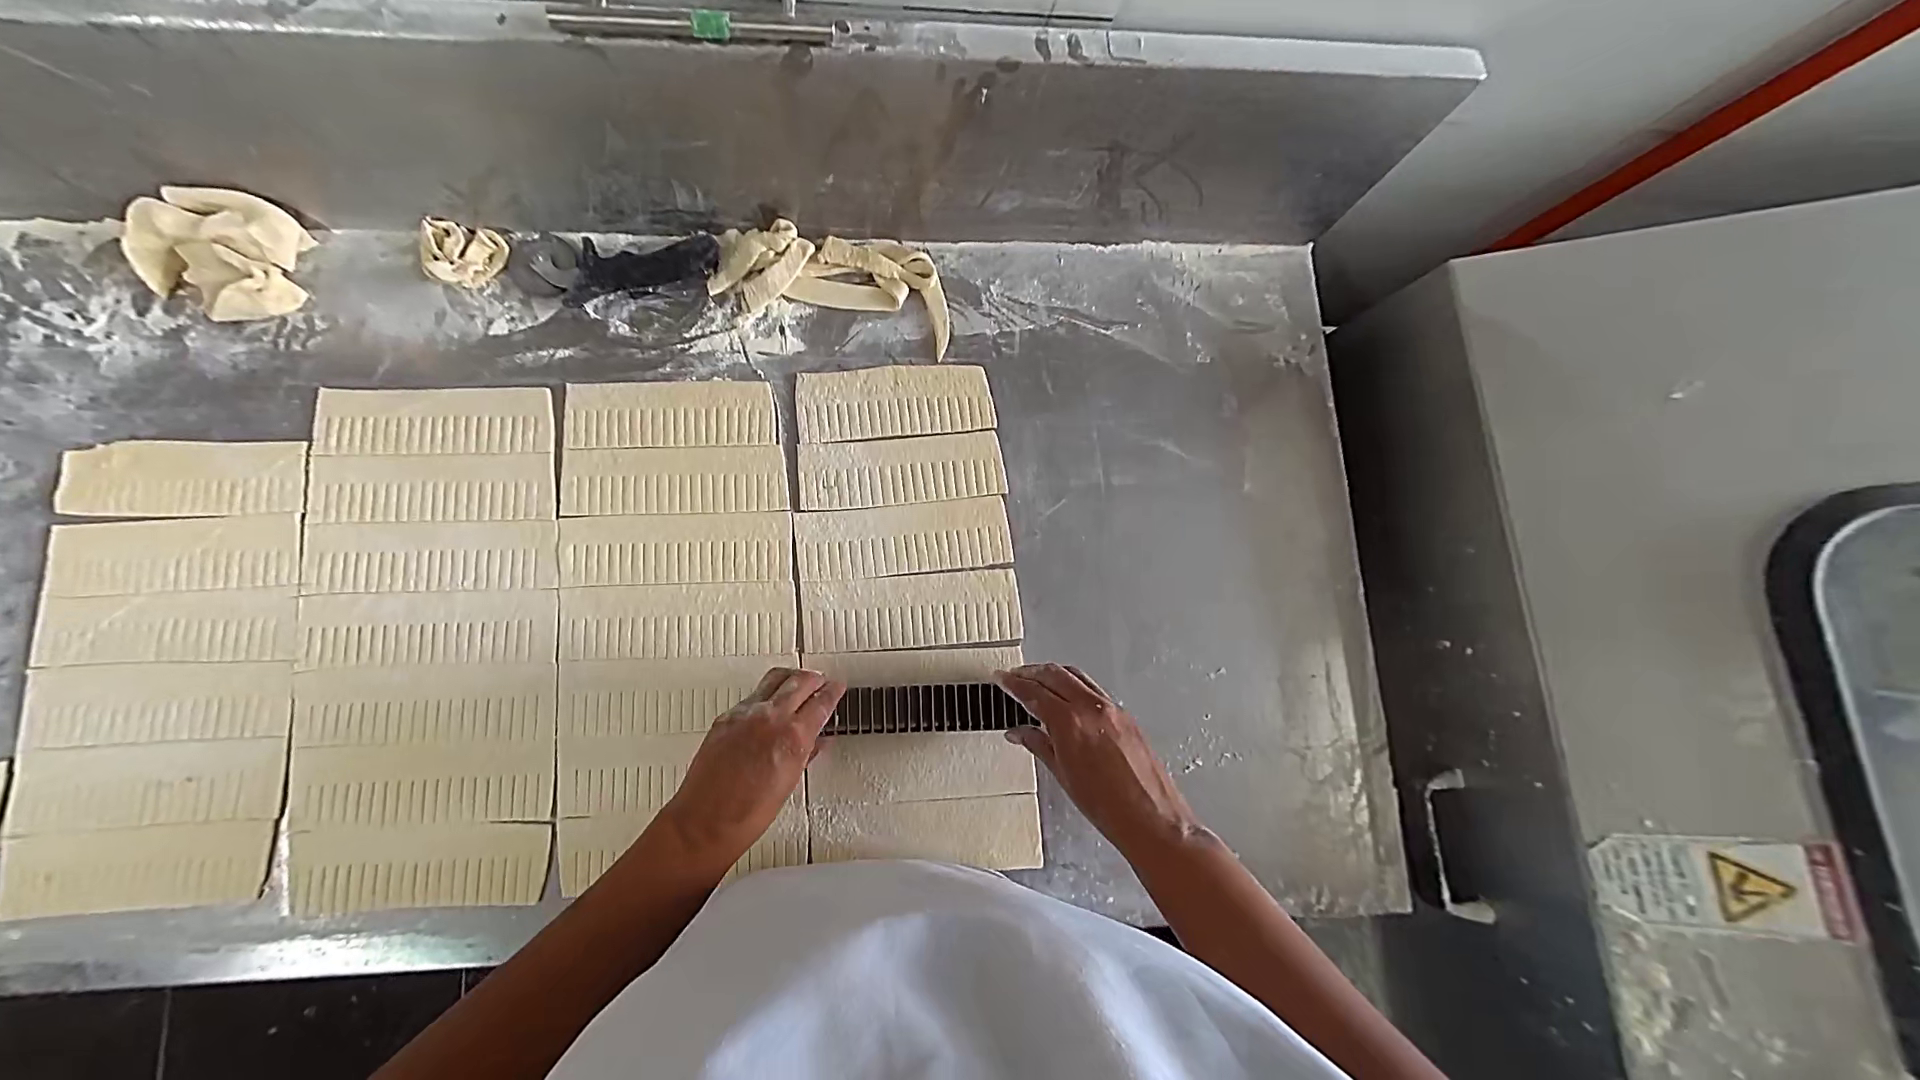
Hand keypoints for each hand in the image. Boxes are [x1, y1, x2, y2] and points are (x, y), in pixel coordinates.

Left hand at [652, 668, 844, 874]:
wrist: (705, 823)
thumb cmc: (744, 815)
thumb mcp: (790, 782)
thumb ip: (806, 752)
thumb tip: (815, 741)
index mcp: (792, 736)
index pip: (821, 701)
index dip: (833, 691)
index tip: (837, 688)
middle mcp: (769, 718)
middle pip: (800, 681)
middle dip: (815, 679)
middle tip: (822, 682)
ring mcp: (745, 715)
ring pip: (775, 679)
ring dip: (791, 679)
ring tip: (798, 683)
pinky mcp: (726, 718)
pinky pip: (753, 695)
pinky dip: (767, 694)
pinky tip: (770, 704)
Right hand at [995, 663, 1206, 856]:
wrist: (1151, 820)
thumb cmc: (1110, 807)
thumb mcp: (1063, 775)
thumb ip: (1039, 744)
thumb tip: (1020, 732)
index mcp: (1070, 722)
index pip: (1034, 692)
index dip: (1013, 683)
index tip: (1002, 679)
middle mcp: (1092, 708)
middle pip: (1054, 674)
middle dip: (1030, 672)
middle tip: (1015, 675)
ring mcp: (1112, 709)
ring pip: (1076, 676)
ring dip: (1053, 674)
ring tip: (1038, 681)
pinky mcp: (1126, 716)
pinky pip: (1094, 689)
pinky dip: (1075, 685)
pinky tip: (1067, 698)